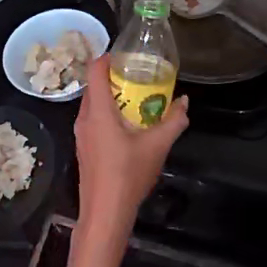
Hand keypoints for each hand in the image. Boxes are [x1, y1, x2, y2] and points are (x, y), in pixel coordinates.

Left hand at [73, 54, 189, 242]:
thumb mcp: (158, 145)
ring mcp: (81, 135)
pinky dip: (108, 114)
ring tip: (137, 97)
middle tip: (139, 74)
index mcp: (98, 112)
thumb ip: (174, 120)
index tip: (127, 53)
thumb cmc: (128, 174)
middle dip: (114, 77)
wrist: (105, 213)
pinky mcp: (84, 149)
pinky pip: (94, 120)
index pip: (95, 71)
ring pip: (93, 105)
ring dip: (112, 97)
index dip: (108, 57)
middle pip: (94, 87)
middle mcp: (84, 119)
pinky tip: (129, 125)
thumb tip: (184, 102)